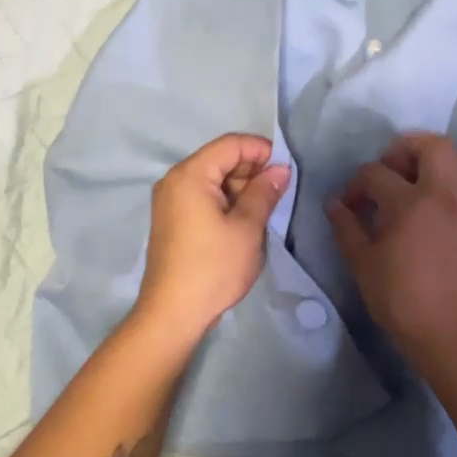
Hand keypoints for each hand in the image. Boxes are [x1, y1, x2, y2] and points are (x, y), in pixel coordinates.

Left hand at [133, 133, 290, 335]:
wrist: (173, 312)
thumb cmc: (213, 267)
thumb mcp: (247, 228)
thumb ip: (264, 193)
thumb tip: (280, 169)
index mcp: (190, 174)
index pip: (231, 144)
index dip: (261, 150)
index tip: (286, 169)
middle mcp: (174, 180)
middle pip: (219, 159)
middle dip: (251, 169)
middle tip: (279, 192)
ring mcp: (169, 200)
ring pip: (212, 179)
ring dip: (240, 187)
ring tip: (264, 209)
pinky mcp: (171, 219)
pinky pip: (202, 197)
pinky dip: (225, 201)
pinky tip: (243, 220)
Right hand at [326, 132, 456, 351]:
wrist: (441, 328)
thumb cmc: (395, 295)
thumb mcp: (360, 260)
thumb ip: (346, 225)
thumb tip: (334, 203)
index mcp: (409, 203)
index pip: (377, 173)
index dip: (356, 184)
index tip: (348, 205)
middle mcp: (441, 196)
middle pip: (433, 146)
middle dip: (404, 149)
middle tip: (385, 171)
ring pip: (454, 158)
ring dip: (426, 159)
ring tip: (403, 181)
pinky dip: (439, 177)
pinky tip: (418, 202)